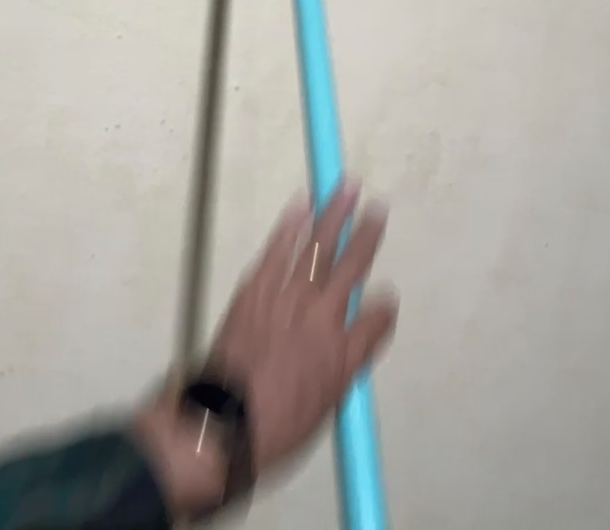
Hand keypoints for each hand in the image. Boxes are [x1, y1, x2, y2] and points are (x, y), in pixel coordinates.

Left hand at [133, 183, 397, 517]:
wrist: (224, 421)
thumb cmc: (279, 422)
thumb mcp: (330, 403)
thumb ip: (352, 357)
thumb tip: (372, 321)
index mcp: (342, 348)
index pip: (376, 315)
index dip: (383, 303)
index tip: (385, 292)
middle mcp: (319, 315)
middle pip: (349, 262)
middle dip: (365, 232)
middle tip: (376, 204)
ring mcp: (286, 296)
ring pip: (316, 245)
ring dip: (333, 214)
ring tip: (346, 187)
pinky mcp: (255, 287)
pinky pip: (278, 248)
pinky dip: (291, 225)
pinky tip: (301, 205)